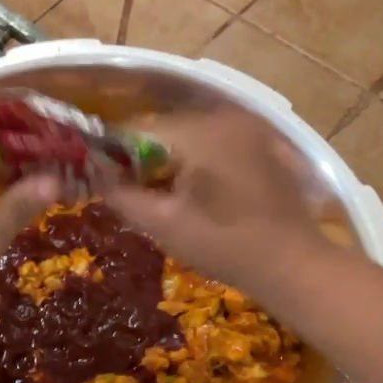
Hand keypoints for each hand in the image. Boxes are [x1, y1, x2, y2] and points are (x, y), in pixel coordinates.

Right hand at [103, 104, 329, 298]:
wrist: (293, 265)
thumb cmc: (223, 246)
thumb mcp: (160, 223)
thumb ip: (119, 193)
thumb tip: (89, 173)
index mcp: (197, 133)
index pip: (134, 130)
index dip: (111, 155)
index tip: (102, 182)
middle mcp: (221, 117)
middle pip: (159, 129)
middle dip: (139, 158)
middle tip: (131, 193)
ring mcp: (244, 126)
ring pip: (183, 135)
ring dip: (165, 159)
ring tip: (161, 195)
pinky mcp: (257, 140)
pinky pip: (208, 141)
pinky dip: (192, 159)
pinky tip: (192, 191)